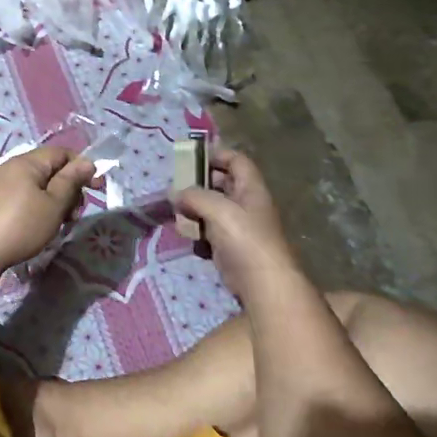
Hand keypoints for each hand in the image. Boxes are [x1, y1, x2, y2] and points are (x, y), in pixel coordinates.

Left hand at [0, 146, 95, 273]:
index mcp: (25, 162)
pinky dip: (38, 206)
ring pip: (38, 185)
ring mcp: (0, 184)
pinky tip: (41, 226)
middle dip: (69, 187)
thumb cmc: (22, 226)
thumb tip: (86, 162)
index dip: (82, 167)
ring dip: (55, 200)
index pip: (61, 152)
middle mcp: (10, 167)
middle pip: (50, 169)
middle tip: (74, 213)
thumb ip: (71, 180)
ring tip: (59, 223)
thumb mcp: (54, 203)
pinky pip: (24, 196)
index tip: (96, 189)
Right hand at [174, 149, 301, 298]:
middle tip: (175, 186)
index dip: (217, 155)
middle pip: (222, 183)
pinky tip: (184, 232)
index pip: (238, 162)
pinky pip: (207, 228)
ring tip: (175, 211)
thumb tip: (175, 193)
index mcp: (251, 190)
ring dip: (192, 207)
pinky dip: (194, 227)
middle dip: (198, 182)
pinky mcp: (228, 244)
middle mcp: (246, 204)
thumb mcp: (219, 210)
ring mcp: (238, 225)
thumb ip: (194, 196)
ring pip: (211, 207)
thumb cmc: (245, 239)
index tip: (191, 158)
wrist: (261, 282)